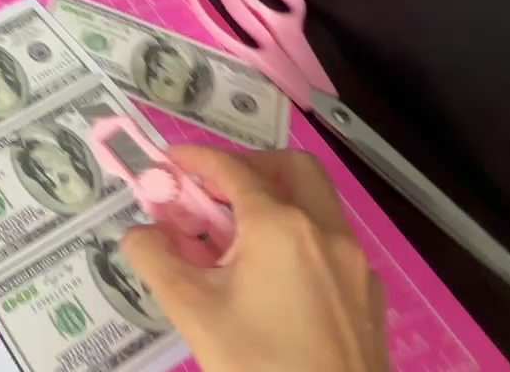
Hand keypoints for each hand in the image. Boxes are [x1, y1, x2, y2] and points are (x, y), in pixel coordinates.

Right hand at [122, 147, 388, 371]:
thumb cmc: (259, 364)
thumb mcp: (190, 308)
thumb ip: (152, 255)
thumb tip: (141, 232)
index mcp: (281, 227)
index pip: (232, 168)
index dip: (194, 158)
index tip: (166, 163)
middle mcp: (326, 234)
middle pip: (292, 168)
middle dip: (247, 166)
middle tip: (213, 190)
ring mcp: (355, 267)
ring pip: (316, 204)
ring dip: (272, 200)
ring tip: (231, 236)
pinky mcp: (368, 299)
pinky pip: (329, 242)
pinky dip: (295, 235)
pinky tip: (267, 276)